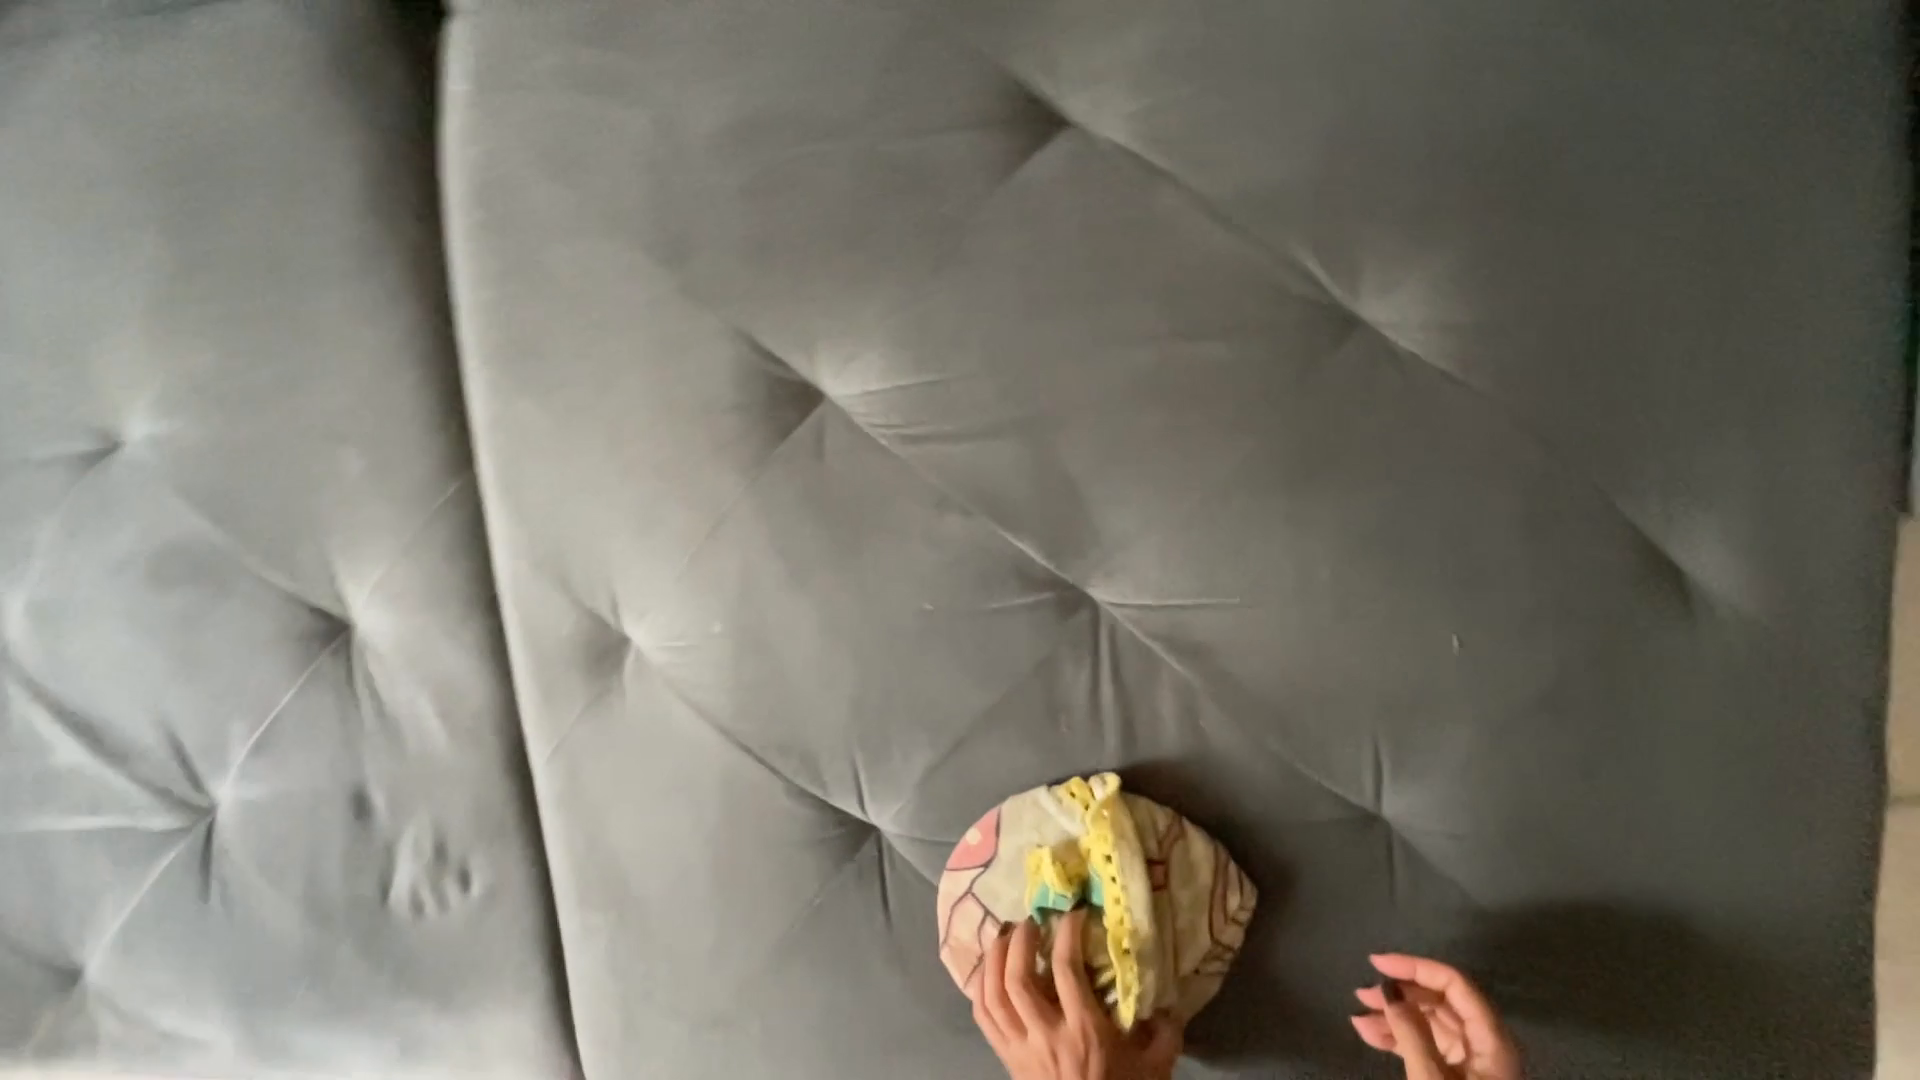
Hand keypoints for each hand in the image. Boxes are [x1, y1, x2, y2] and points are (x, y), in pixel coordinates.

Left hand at [968, 908, 1184, 1079]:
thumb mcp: (1154, 1068)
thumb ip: (1164, 1032)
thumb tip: (1169, 999)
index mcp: (1084, 1032)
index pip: (1067, 971)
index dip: (1067, 934)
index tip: (1073, 913)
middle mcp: (1046, 1036)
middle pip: (1019, 978)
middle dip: (1021, 941)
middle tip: (1030, 921)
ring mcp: (1021, 1048)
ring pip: (994, 993)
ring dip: (995, 957)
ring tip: (1005, 934)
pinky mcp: (1005, 1058)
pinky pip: (982, 1015)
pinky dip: (980, 985)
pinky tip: (988, 968)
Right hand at [1351, 953, 1521, 1079]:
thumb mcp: (1431, 1079)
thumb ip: (1410, 1031)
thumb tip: (1389, 989)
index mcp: (1492, 1041)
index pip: (1455, 984)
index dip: (1415, 967)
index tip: (1376, 965)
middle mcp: (1487, 1044)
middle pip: (1442, 1001)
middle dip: (1400, 994)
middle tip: (1362, 994)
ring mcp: (1475, 1063)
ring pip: (1432, 1023)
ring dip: (1394, 1017)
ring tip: (1359, 1019)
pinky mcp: (1460, 1077)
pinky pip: (1429, 1044)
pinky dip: (1400, 1037)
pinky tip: (1370, 1036)